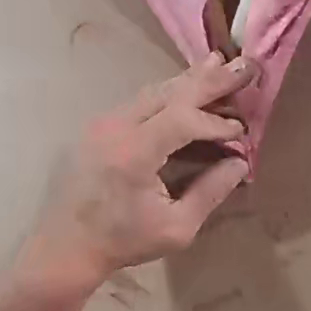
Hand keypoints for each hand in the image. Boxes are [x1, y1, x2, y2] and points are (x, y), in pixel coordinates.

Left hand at [21, 51, 260, 288]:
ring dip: (189, 80)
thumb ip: (210, 192)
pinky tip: (188, 88)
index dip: (216, 123)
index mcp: (133, 154)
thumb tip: (241, 163)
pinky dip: (169, 94)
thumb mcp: (177, 228)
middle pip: (169, 93)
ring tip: (220, 65)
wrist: (66, 245)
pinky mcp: (98, 127)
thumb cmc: (123, 241)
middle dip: (210, 81)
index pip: (183, 120)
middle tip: (244, 65)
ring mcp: (102, 123)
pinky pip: (140, 101)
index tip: (242, 132)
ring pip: (153, 91)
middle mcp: (115, 128)